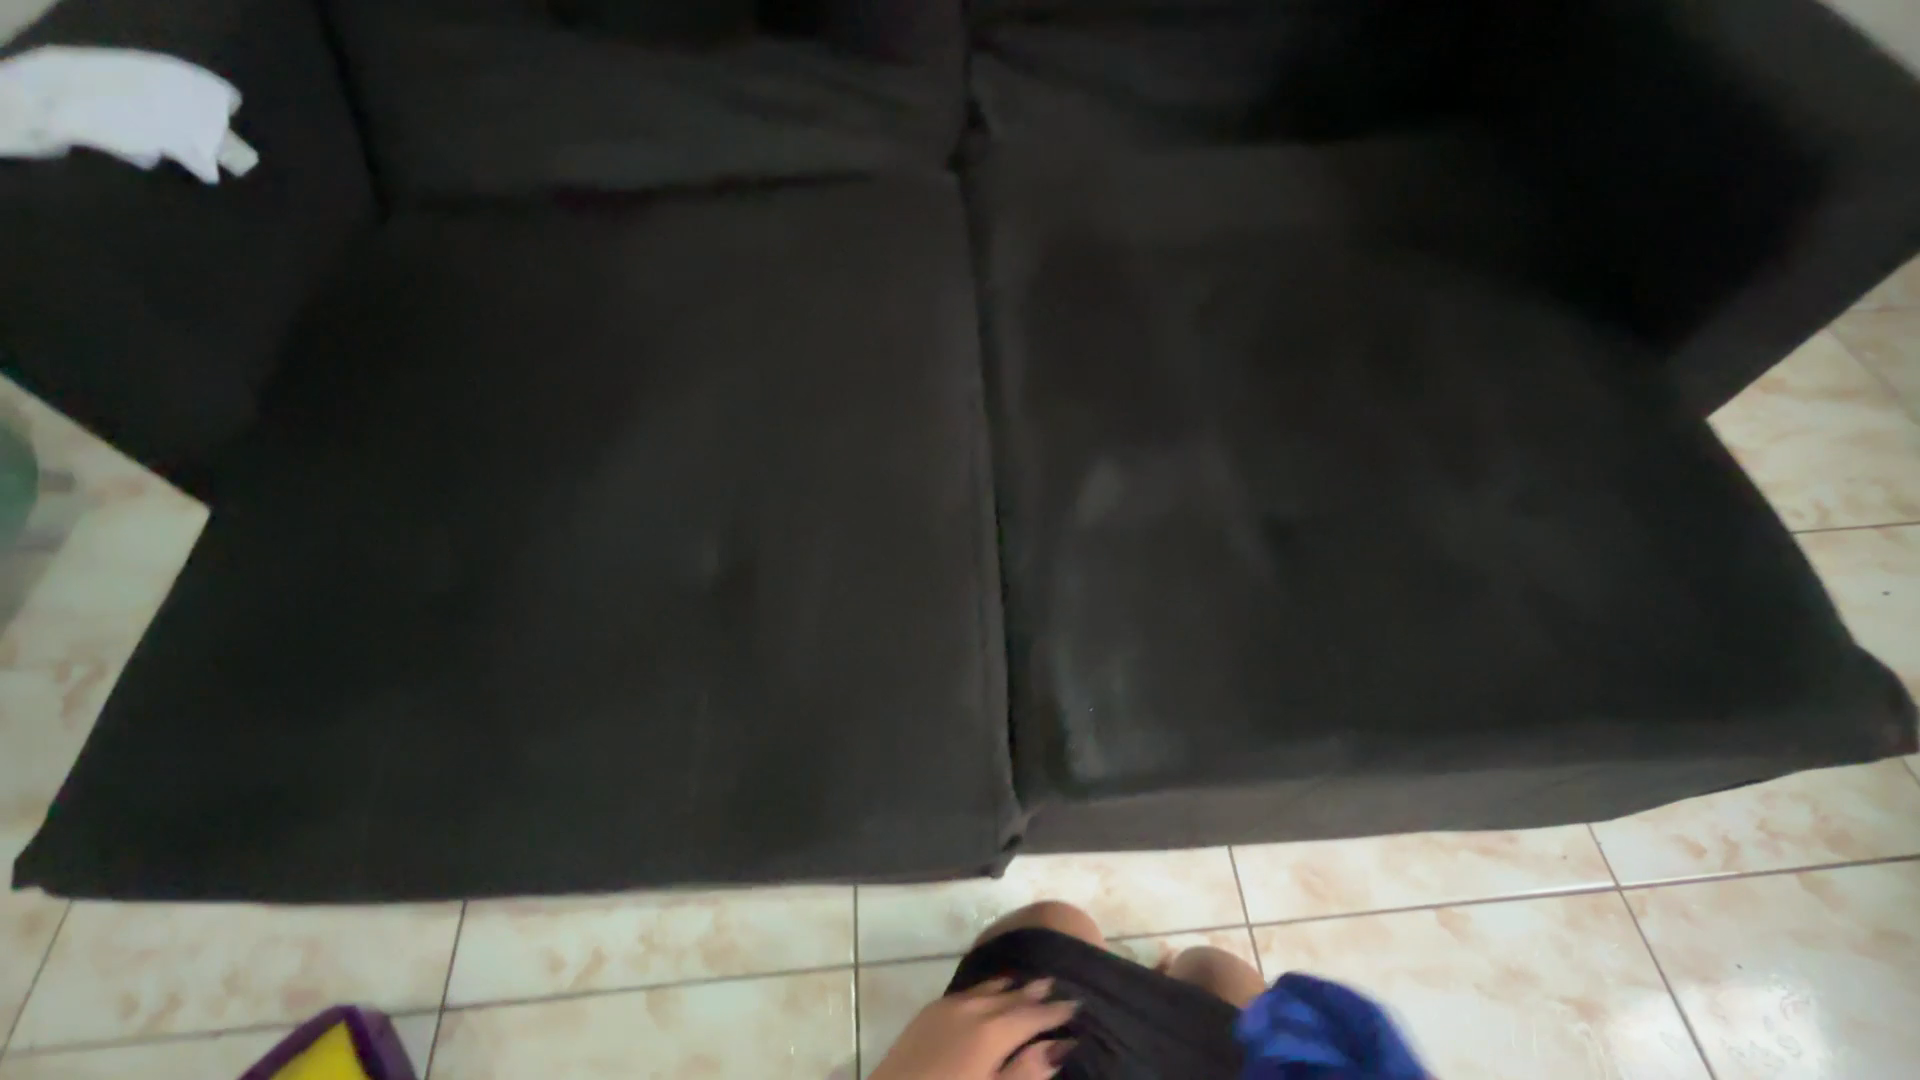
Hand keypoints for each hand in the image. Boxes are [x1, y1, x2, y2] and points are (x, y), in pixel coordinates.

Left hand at [868, 977, 1079, 1079]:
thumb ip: (1027, 1071)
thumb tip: (1062, 1044)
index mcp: (992, 1032)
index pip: (1032, 1015)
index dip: (1056, 1011)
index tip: (1078, 1004)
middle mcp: (972, 1009)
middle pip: (1011, 996)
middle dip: (1035, 994)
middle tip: (1058, 986)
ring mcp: (947, 1007)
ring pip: (989, 989)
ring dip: (1011, 987)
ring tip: (1030, 984)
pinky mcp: (928, 1012)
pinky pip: (968, 991)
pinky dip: (987, 989)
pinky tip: (989, 994)